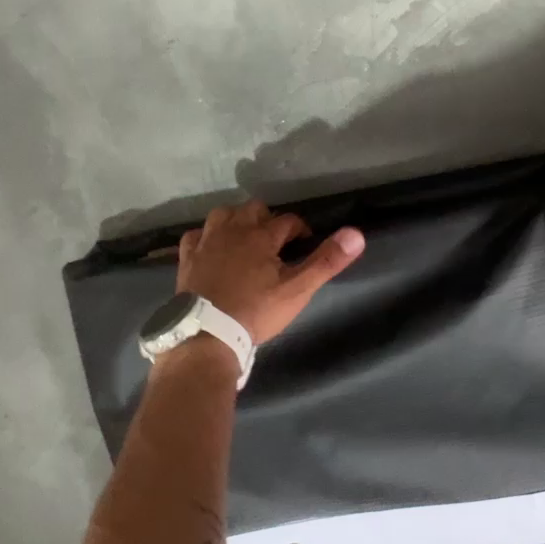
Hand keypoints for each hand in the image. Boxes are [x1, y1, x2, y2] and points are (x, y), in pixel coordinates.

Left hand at [175, 200, 365, 342]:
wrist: (208, 334)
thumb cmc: (256, 311)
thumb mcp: (297, 289)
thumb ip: (326, 261)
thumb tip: (356, 233)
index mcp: (262, 235)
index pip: (288, 220)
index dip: (300, 230)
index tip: (306, 244)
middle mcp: (233, 229)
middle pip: (254, 209)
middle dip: (268, 220)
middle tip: (276, 243)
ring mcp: (207, 242)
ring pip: (223, 215)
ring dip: (236, 221)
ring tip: (245, 239)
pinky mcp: (188, 258)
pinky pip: (196, 235)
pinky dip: (206, 237)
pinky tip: (211, 247)